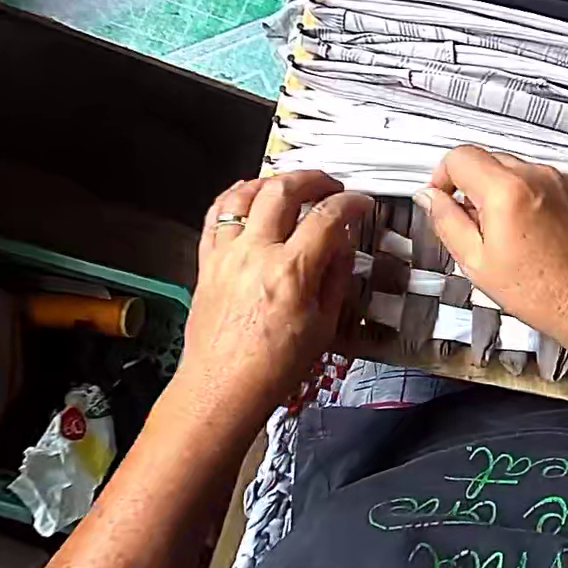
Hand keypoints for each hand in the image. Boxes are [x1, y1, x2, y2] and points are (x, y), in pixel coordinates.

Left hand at [171, 172, 372, 424]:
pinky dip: (235, 197)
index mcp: (291, 272)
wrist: (224, 388)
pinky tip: (250, 197)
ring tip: (291, 186)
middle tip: (330, 185)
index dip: (351, 203)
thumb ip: (336, 276)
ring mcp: (227, 255)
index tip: (360, 204)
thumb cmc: (275, 366)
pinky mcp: (207, 262)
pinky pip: (216, 215)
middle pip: (284, 191)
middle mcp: (256, 254)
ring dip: (273, 181)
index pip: (328, 217)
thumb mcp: (324, 325)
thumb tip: (341, 245)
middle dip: (313, 179)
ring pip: (245, 193)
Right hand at [415, 146, 567, 354]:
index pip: (459, 157)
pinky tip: (529, 232)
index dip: (442, 177)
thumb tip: (430, 197)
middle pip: (486, 160)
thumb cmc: (542, 292)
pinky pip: (539, 180)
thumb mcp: (476, 262)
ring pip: (513, 170)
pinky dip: (527, 196)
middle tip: (472, 226)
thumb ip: (446, 221)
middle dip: (471, 187)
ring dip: (500, 192)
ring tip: (505, 234)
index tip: (440, 196)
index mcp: (507, 191)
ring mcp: (560, 180)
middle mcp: (537, 176)